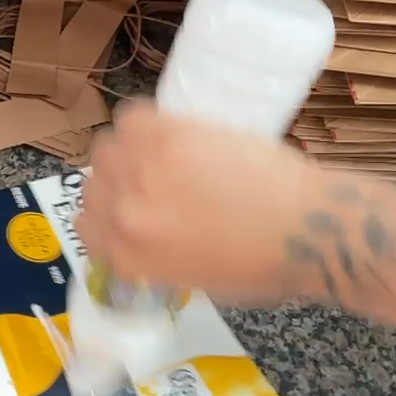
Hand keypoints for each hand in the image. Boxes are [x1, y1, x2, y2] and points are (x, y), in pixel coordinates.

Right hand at [75, 99, 326, 304]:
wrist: (310, 230)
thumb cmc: (262, 264)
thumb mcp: (192, 278)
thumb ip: (151, 255)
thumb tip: (140, 231)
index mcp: (130, 254)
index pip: (85, 226)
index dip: (104, 217)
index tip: (124, 210)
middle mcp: (124, 212)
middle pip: (93, 185)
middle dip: (116, 185)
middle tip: (147, 182)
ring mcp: (142, 170)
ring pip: (106, 149)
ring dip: (126, 152)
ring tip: (158, 155)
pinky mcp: (166, 134)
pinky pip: (131, 118)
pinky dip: (145, 124)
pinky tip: (170, 135)